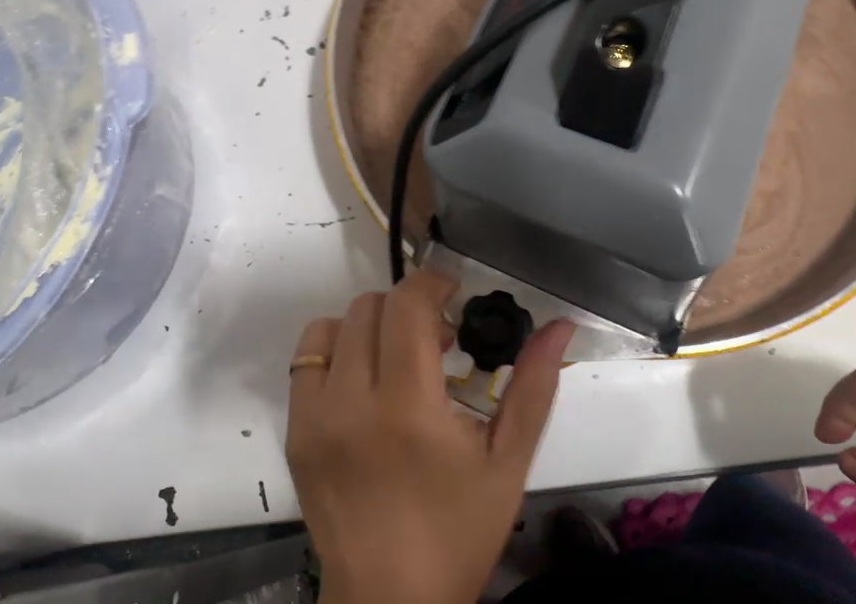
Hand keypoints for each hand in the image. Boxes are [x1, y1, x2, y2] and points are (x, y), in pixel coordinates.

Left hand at [286, 269, 573, 603]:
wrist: (389, 600)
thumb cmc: (458, 533)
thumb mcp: (508, 463)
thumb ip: (532, 387)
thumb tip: (560, 326)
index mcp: (408, 408)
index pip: (407, 306)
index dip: (433, 283)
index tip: (454, 293)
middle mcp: (351, 403)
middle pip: (371, 308)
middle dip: (408, 306)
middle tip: (438, 339)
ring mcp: (315, 418)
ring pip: (334, 327)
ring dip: (370, 326)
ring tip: (398, 358)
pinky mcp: (295, 434)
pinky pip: (306, 362)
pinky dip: (336, 352)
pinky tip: (364, 382)